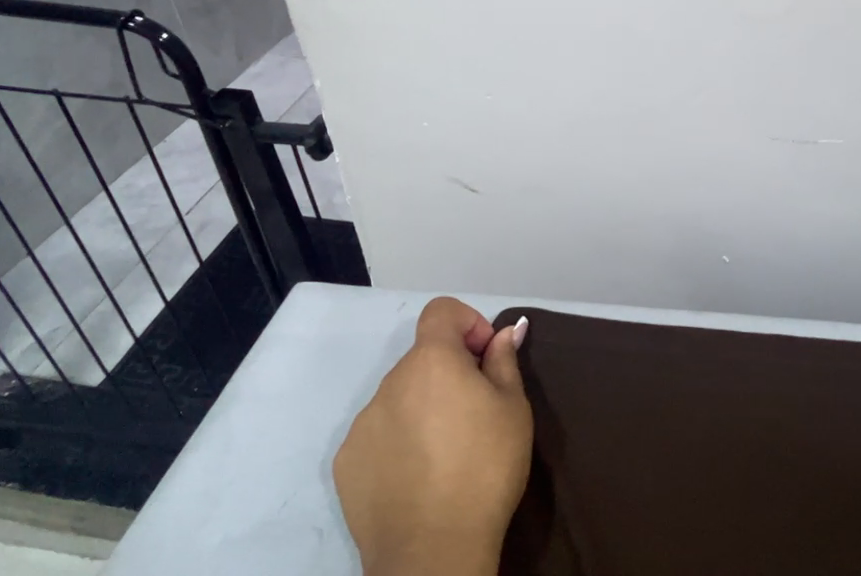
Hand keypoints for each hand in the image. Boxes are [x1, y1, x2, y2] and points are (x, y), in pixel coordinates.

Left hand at [333, 297, 532, 575]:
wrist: (434, 550)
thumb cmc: (485, 467)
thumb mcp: (513, 407)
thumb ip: (504, 360)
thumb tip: (505, 331)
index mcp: (431, 361)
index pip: (441, 311)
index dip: (467, 323)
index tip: (486, 358)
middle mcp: (390, 382)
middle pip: (423, 358)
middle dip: (450, 373)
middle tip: (476, 413)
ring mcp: (363, 423)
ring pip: (400, 398)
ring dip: (424, 408)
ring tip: (447, 453)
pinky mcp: (346, 462)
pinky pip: (379, 434)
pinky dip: (400, 441)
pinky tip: (420, 476)